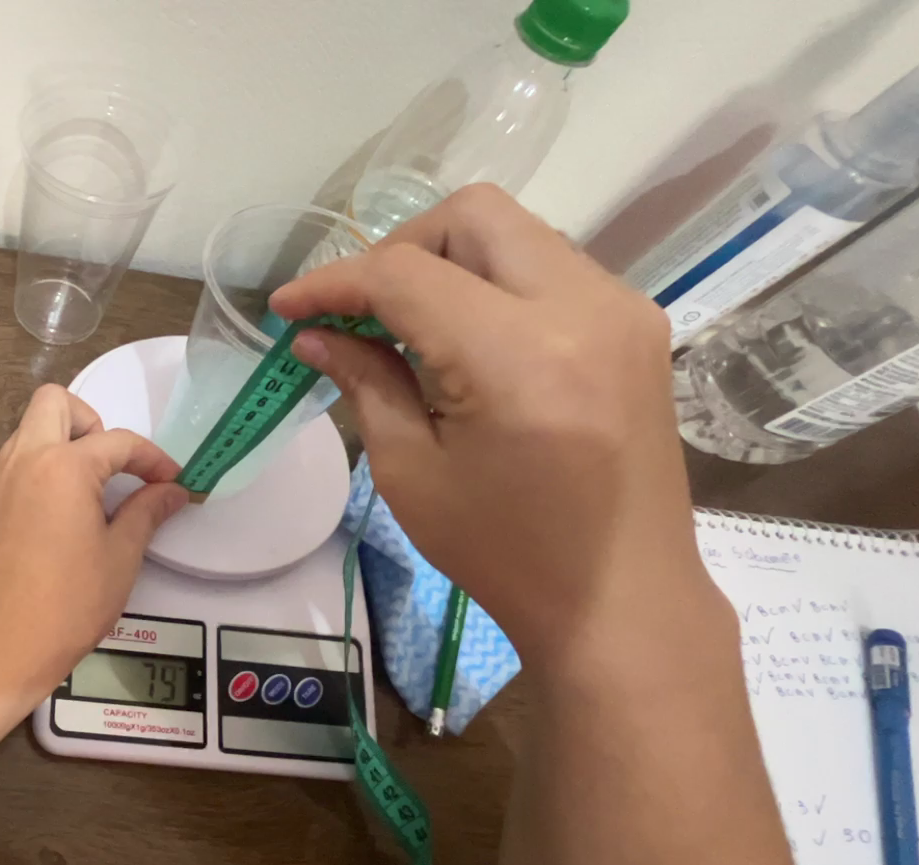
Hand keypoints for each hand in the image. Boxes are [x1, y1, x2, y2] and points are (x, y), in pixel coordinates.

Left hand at [0, 384, 189, 694]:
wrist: (9, 644)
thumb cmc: (71, 603)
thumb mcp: (122, 555)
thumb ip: (147, 510)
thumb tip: (173, 490)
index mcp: (64, 466)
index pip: (118, 442)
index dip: (152, 459)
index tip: (171, 481)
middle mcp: (24, 459)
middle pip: (55, 403)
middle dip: (91, 421)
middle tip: (112, 464)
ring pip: (22, 428)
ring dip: (54, 439)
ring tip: (78, 481)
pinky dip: (16, 464)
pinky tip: (35, 494)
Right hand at [270, 185, 714, 664]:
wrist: (616, 594)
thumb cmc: (498, 549)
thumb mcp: (409, 469)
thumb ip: (365, 383)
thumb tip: (315, 336)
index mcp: (516, 357)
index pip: (406, 274)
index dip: (334, 281)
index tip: (286, 307)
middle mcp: (582, 308)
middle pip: (471, 216)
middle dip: (394, 249)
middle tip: (352, 308)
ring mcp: (619, 310)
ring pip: (513, 232)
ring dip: (440, 263)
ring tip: (395, 326)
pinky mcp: (632, 325)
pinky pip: (544, 267)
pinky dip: (484, 283)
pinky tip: (452, 339)